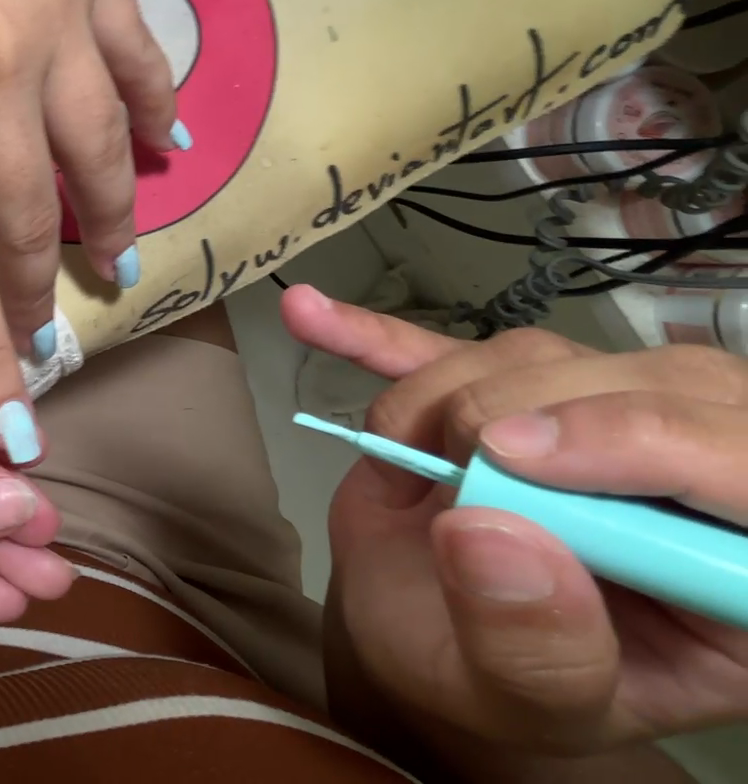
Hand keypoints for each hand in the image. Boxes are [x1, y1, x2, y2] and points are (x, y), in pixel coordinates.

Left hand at [0, 0, 177, 461]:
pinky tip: (163, 162)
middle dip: (26, 306)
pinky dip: (154, 124)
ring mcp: (53, 23)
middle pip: (22, 226)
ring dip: (102, 234)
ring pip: (95, 162)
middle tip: (30, 354)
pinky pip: (138, 67)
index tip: (4, 420)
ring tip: (103, 283)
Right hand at [283, 285, 747, 762]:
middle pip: (660, 381)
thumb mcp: (521, 699)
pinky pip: (432, 347)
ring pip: (540, 355)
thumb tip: (490, 532)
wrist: (421, 640)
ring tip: (396, 460)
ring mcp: (576, 424)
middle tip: (449, 460)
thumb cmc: (487, 686)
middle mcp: (682, 482)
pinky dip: (369, 331)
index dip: (647, 436)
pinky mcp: (480, 396)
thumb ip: (531, 645)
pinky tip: (309, 313)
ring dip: (445, 392)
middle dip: (535, 405)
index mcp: (738, 570)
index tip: (508, 454)